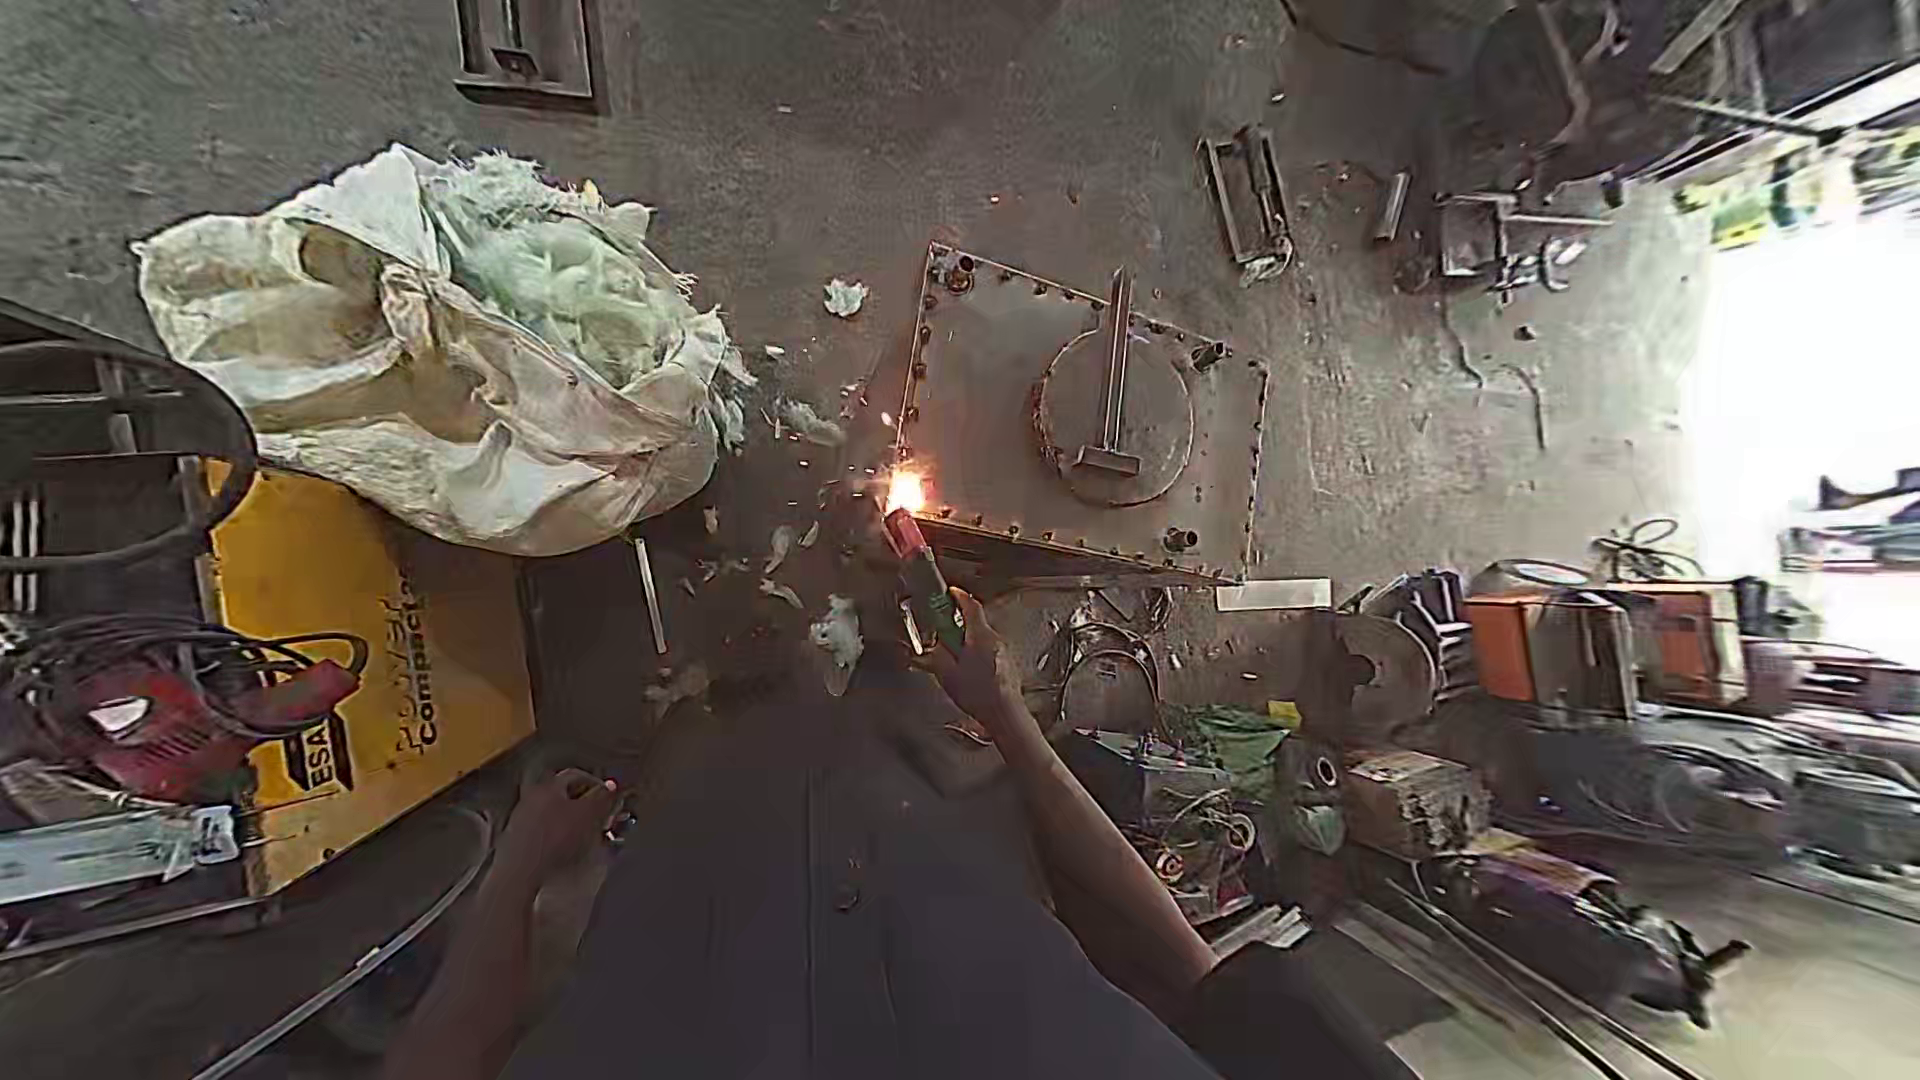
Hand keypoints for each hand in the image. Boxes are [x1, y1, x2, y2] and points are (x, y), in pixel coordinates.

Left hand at [496, 768, 618, 884]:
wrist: (520, 874)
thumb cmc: (558, 837)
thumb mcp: (590, 814)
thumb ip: (604, 796)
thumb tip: (611, 785)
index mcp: (549, 786)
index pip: (577, 775)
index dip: (597, 784)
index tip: (609, 797)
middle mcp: (531, 798)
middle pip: (565, 795)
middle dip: (585, 804)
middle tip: (600, 816)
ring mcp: (520, 820)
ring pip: (554, 813)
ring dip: (572, 820)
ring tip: (586, 834)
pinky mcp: (514, 841)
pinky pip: (543, 830)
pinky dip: (558, 834)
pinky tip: (567, 847)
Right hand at [916, 588, 1036, 741]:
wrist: (1005, 714)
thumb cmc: (979, 694)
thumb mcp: (947, 673)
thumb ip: (938, 655)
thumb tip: (933, 646)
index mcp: (980, 635)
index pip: (971, 606)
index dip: (960, 596)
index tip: (952, 593)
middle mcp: (995, 639)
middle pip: (975, 623)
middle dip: (959, 626)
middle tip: (943, 634)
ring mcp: (1004, 651)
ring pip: (982, 639)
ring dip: (968, 643)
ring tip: (955, 661)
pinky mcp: (1007, 664)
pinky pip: (989, 651)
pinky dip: (977, 655)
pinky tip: (969, 673)